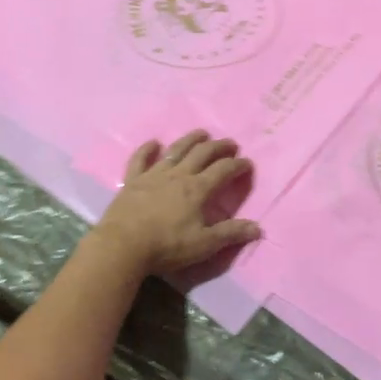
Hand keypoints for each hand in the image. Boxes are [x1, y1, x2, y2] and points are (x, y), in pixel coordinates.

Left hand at [94, 130, 260, 275]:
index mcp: (198, 189)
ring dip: (190, 139)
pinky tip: (154, 143)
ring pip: (176, 150)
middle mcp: (178, 175)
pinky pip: (140, 159)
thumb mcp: (204, 244)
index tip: (248, 163)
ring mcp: (153, 175)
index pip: (224, 170)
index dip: (238, 165)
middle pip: (202, 153)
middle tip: (230, 143)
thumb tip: (258, 228)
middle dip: (219, 146)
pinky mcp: (132, 181)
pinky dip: (147, 149)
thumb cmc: (167, 246)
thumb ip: (230, 234)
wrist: (122, 246)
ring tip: (202, 133)